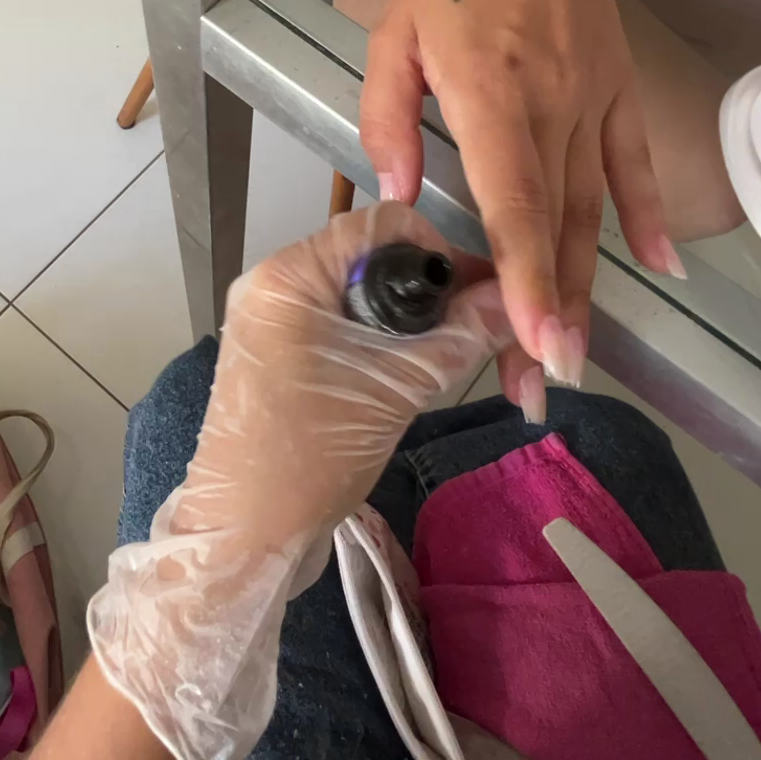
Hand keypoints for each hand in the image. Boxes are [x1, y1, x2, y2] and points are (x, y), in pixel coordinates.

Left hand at [86, 203, 511, 759]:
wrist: (245, 533)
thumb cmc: (311, 458)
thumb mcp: (394, 391)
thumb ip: (458, 336)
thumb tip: (515, 297)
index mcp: (288, 275)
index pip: (379, 226)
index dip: (438, 249)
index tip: (478, 293)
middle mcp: (271, 281)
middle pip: (368, 254)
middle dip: (425, 285)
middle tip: (473, 324)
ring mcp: (268, 315)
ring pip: (356, 289)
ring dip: (404, 313)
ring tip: (447, 347)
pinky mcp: (276, 347)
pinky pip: (337, 318)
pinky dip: (376, 333)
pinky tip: (406, 361)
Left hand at [359, 0, 678, 409]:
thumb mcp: (391, 38)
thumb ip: (387, 119)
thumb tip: (399, 195)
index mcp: (491, 98)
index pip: (515, 205)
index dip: (528, 279)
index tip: (537, 343)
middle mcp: (554, 108)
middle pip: (557, 228)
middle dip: (555, 312)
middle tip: (549, 385)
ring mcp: (594, 100)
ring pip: (596, 211)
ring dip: (591, 287)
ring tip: (580, 352)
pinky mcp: (617, 89)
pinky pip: (635, 162)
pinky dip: (651, 215)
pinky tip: (662, 268)